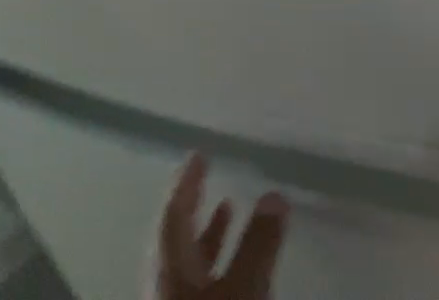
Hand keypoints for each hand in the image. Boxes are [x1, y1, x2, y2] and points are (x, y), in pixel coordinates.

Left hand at [153, 154, 288, 299]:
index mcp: (170, 267)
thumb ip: (257, 242)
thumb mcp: (244, 285)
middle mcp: (164, 280)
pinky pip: (197, 274)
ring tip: (227, 203)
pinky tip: (234, 249)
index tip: (197, 154)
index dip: (185, 183)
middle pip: (174, 234)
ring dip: (207, 228)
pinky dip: (215, 252)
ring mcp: (174, 297)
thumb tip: (274, 193)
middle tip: (203, 171)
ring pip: (187, 256)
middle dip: (191, 201)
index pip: (173, 216)